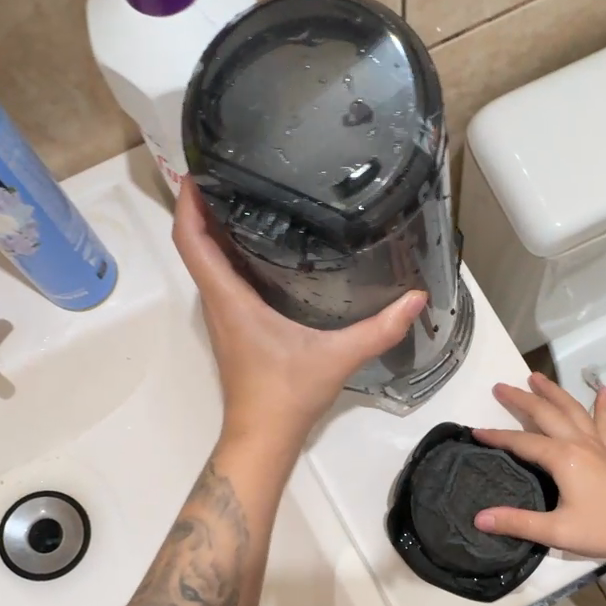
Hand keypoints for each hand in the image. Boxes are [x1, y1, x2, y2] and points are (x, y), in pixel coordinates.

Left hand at [171, 187, 426, 450]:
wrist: (263, 438)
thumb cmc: (286, 395)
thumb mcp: (337, 358)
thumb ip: (379, 329)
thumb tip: (417, 299)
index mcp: (229, 298)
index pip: (190, 239)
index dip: (188, 200)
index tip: (201, 167)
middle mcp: (218, 303)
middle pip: (197, 244)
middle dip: (207, 205)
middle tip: (237, 171)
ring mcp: (224, 318)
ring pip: (209, 264)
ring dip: (218, 231)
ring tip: (253, 199)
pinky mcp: (234, 331)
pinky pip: (224, 282)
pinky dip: (233, 258)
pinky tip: (268, 251)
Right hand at [473, 374, 605, 563]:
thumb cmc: (605, 529)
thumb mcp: (557, 531)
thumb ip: (517, 522)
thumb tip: (479, 518)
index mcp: (564, 458)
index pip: (522, 442)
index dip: (497, 437)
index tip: (474, 430)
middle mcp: (580, 444)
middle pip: (547, 414)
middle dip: (521, 400)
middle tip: (500, 386)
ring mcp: (599, 447)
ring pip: (573, 410)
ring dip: (554, 392)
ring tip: (537, 377)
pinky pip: (603, 423)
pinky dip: (601, 405)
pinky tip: (604, 390)